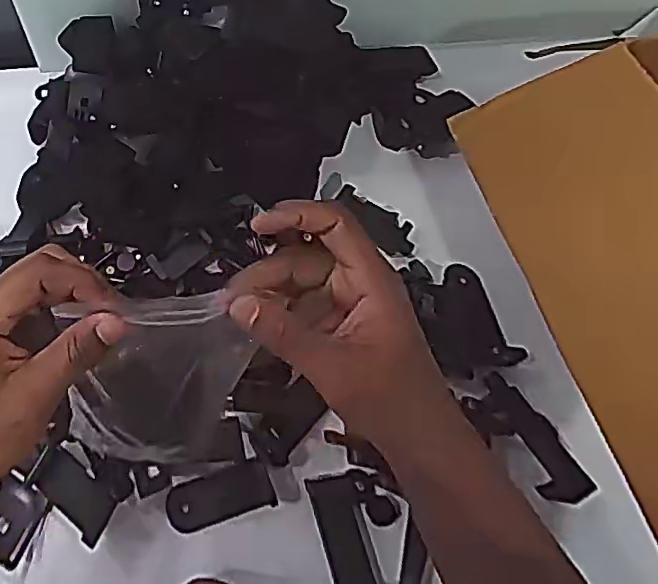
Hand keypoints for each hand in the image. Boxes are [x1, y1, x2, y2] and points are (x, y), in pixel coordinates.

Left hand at [0, 245, 126, 509]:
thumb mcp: (33, 395)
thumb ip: (75, 352)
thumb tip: (111, 321)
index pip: (43, 268)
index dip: (83, 280)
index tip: (109, 306)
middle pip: (44, 266)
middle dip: (83, 282)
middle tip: (109, 310)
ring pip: (44, 283)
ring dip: (76, 297)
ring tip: (100, 323)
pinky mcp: (2, 332)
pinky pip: (40, 305)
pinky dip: (65, 312)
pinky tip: (79, 336)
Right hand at [226, 200, 463, 452]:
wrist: (420, 442)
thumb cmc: (399, 403)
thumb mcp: (332, 367)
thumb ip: (283, 333)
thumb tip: (243, 305)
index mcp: (371, 279)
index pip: (334, 224)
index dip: (296, 215)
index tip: (261, 224)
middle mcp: (359, 282)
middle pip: (306, 254)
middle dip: (268, 268)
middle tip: (237, 290)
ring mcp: (347, 301)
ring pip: (299, 278)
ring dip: (268, 290)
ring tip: (239, 308)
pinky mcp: (337, 321)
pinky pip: (301, 301)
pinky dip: (277, 309)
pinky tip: (257, 321)